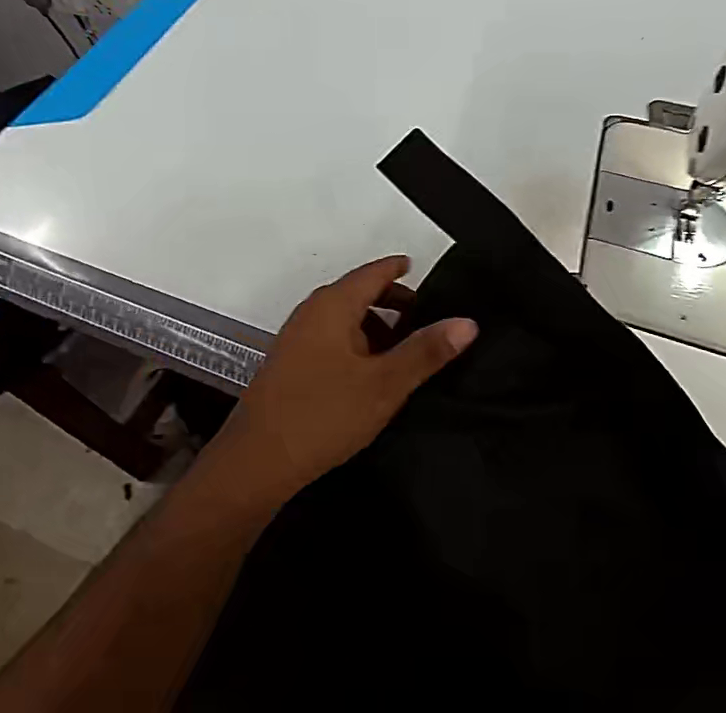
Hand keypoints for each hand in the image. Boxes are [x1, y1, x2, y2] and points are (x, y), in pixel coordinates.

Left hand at [200, 255, 477, 506]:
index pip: (371, 273)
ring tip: (403, 352)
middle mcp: (310, 313)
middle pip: (356, 293)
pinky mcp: (290, 362)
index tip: (415, 266)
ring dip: (373, 327)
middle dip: (390, 301)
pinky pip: (330, 338)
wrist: (259, 458)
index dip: (396, 269)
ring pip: (343, 319)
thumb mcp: (384, 384)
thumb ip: (425, 352)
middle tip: (424, 318)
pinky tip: (370, 375)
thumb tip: (466, 323)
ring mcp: (296, 337)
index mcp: (332, 305)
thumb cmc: (321, 414)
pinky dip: (355, 344)